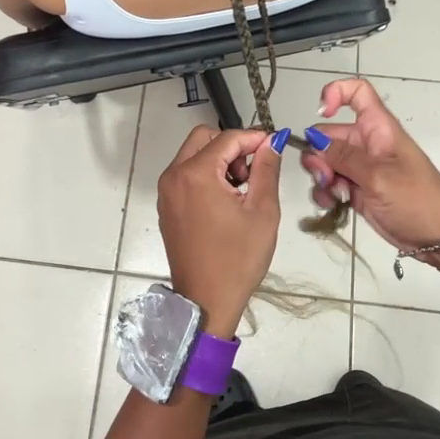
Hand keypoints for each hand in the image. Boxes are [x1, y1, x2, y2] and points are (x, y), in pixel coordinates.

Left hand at [157, 127, 281, 338]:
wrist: (206, 301)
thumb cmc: (238, 258)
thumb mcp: (262, 211)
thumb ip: (266, 169)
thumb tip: (272, 141)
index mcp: (195, 174)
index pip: (226, 138)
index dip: (253, 138)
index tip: (273, 146)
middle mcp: (173, 176)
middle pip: (203, 138)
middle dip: (231, 146)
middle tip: (252, 171)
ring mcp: (166, 191)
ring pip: (192, 155)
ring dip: (217, 160)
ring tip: (240, 189)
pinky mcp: (166, 206)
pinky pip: (185, 175)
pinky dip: (205, 175)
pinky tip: (224, 201)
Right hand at [301, 79, 439, 252]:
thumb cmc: (418, 199)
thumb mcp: (379, 176)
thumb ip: (344, 157)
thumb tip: (314, 141)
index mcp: (378, 128)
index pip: (356, 92)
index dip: (336, 93)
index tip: (322, 113)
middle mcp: (366, 143)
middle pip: (329, 134)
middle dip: (318, 154)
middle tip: (325, 177)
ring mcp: (360, 167)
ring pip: (325, 161)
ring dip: (321, 177)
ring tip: (333, 194)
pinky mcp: (356, 189)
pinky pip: (329, 184)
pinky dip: (325, 193)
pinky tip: (332, 205)